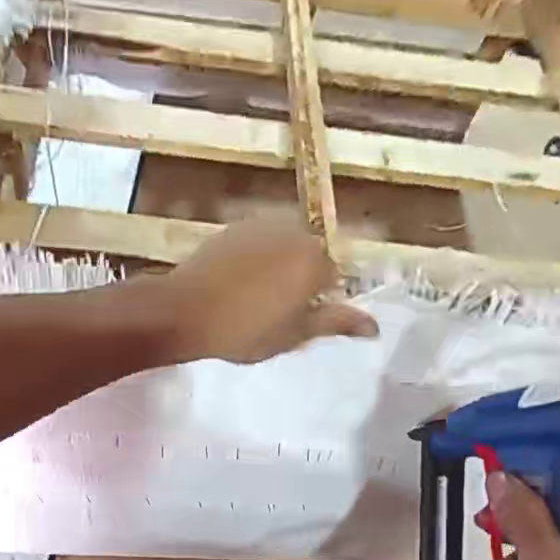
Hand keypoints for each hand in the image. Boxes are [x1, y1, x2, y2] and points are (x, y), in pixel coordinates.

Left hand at [142, 217, 377, 363]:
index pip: (335, 279)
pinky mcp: (233, 228)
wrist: (184, 311)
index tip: (297, 323)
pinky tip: (238, 286)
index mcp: (315, 258)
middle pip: (310, 258)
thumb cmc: (246, 329)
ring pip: (284, 250)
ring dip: (279, 270)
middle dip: (301, 282)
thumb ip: (337, 323)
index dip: (319, 303)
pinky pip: (258, 245)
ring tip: (256, 302)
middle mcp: (294, 232)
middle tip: (278, 315)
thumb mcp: (296, 334)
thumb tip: (375, 326)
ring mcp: (261, 225)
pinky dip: (256, 262)